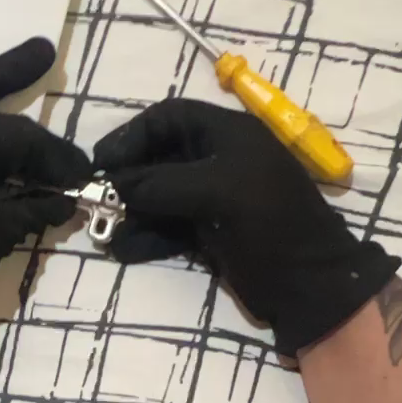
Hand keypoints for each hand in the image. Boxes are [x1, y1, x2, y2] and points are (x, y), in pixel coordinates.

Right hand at [94, 98, 398, 354]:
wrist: (307, 284)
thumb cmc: (271, 224)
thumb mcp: (218, 192)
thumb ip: (164, 184)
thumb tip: (116, 187)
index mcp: (228, 135)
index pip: (168, 119)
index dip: (131, 136)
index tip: (101, 162)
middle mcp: (217, 162)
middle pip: (158, 159)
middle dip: (126, 180)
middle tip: (94, 202)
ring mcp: (212, 200)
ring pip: (158, 198)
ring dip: (129, 214)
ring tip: (103, 232)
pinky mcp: (208, 234)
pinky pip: (167, 228)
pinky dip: (145, 238)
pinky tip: (124, 250)